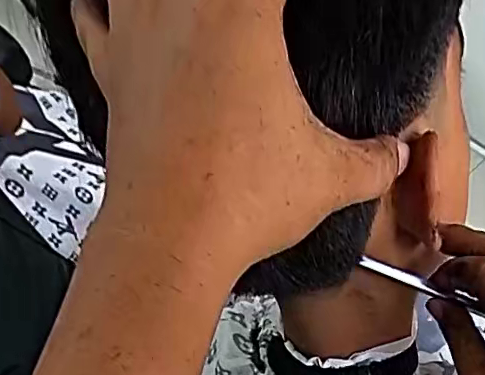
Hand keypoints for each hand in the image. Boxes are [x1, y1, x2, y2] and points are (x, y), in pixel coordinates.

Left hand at [73, 0, 408, 282]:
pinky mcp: (113, 69)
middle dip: (247, 10)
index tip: (305, 20)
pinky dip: (107, 4)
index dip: (296, 8)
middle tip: (267, 26)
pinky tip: (124, 10)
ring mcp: (136, 28)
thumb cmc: (235, 200)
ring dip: (185, 3)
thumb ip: (371, 162)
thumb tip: (390, 156)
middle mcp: (180, 2)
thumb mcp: (327, 179)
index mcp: (242, 10)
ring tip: (210, 22)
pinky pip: (94, 10)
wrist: (173, 240)